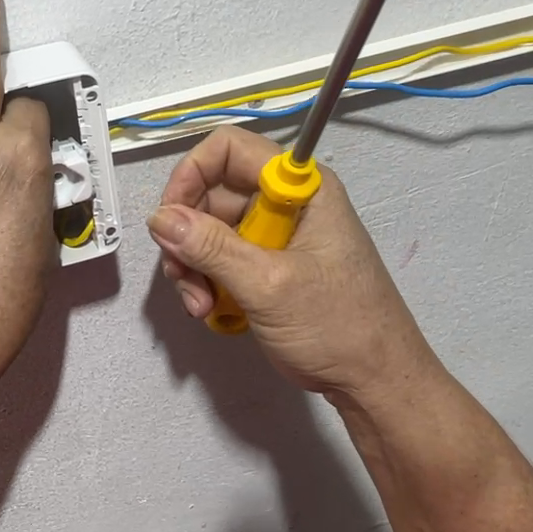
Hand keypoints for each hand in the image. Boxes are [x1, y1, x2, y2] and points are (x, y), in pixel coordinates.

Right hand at [148, 125, 442, 404]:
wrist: (373, 381)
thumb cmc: (338, 328)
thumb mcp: (267, 285)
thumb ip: (211, 248)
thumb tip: (159, 218)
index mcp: (301, 190)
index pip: (229, 150)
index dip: (191, 175)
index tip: (170, 218)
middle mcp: (284, 204)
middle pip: (209, 195)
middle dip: (187, 237)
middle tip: (183, 278)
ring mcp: (274, 237)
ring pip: (206, 232)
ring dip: (192, 268)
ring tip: (200, 306)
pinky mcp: (265, 267)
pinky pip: (218, 261)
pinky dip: (205, 284)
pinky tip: (211, 311)